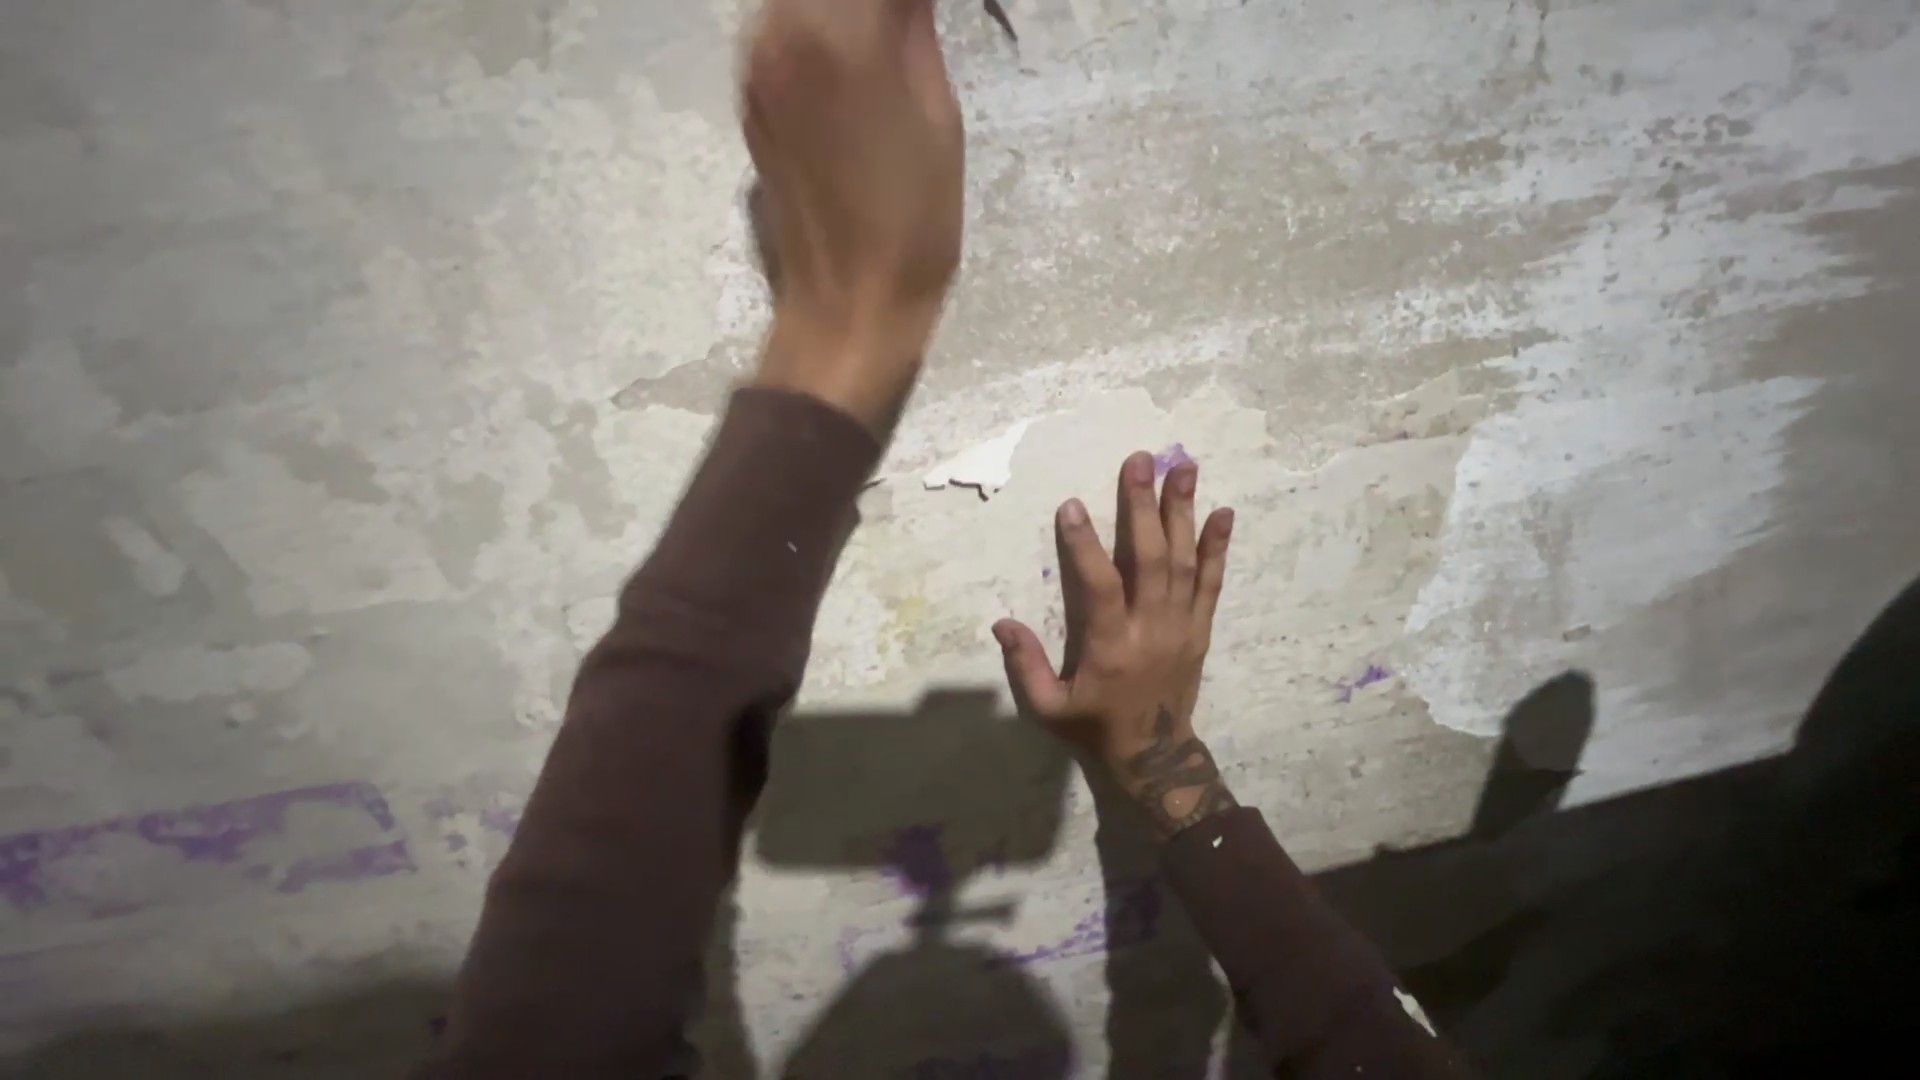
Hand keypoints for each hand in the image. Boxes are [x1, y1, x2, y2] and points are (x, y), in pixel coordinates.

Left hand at [741, 0, 963, 436]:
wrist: (846, 308)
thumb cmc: (913, 230)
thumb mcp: (940, 122)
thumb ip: (914, 31)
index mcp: (843, 34)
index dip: (907, 0)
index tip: (923, 15)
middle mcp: (780, 29)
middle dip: (873, 4)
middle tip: (906, 25)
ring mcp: (753, 65)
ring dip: (839, 11)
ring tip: (881, 40)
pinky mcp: (745, 98)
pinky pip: (777, 26)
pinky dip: (812, 26)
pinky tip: (845, 61)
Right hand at [994, 452, 1237, 839]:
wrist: (1154, 756)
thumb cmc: (1095, 727)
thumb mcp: (1049, 708)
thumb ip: (1026, 666)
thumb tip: (1001, 623)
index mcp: (1111, 647)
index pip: (1100, 586)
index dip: (1085, 545)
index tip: (1071, 505)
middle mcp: (1151, 629)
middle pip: (1152, 560)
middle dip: (1144, 507)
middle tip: (1141, 460)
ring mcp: (1182, 627)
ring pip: (1185, 563)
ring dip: (1183, 512)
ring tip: (1184, 468)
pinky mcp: (1200, 629)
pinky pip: (1212, 584)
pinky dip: (1218, 547)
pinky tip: (1222, 512)